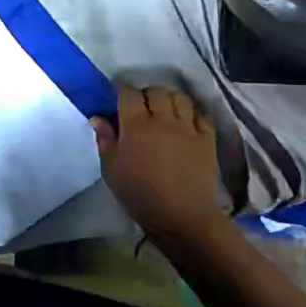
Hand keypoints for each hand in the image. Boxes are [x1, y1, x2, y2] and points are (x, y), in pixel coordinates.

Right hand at [90, 84, 227, 244]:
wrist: (182, 217)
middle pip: (157, 91)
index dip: (121, 89)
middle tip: (141, 106)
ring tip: (165, 111)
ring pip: (181, 98)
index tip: (116, 95)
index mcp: (135, 126)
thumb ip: (105, 140)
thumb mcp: (111, 170)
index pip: (128, 93)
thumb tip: (98, 118)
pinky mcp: (207, 139)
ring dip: (170, 100)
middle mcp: (163, 120)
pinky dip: (192, 113)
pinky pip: (201, 115)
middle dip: (147, 94)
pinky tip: (186, 123)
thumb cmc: (139, 194)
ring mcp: (188, 128)